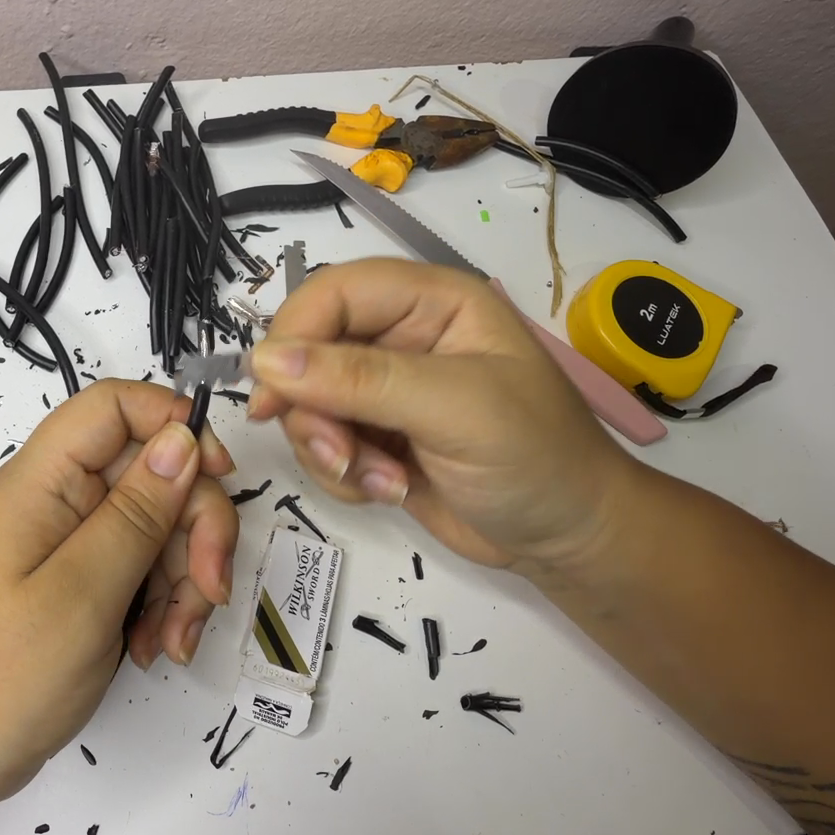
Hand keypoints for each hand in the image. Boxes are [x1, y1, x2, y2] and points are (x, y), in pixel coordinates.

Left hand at [0, 379, 237, 818]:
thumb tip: (183, 437)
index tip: (220, 473)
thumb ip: (136, 512)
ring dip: (184, 578)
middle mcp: (60, 497)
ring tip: (173, 641)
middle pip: (153, 469)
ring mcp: (73, 539)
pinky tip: (158, 647)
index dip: (174, 421)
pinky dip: (165, 603)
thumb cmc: (2, 677)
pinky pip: (145, 565)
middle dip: (194, 526)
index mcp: (41, 480)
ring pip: (160, 521)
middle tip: (210, 592)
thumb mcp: (81, 593)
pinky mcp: (86, 576)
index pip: (113, 405)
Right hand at [247, 258, 642, 570]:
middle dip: (312, 410)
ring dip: (329, 449)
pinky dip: (341, 474)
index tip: (271, 396)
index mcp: (431, 301)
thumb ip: (361, 380)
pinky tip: (388, 490)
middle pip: (308, 350)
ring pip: (305, 402)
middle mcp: (399, 335)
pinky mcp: (372, 433)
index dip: (294, 334)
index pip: (335, 293)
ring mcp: (382, 388)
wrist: (569, 540)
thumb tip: (266, 361)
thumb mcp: (455, 409)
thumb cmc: (535, 458)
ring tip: (382, 482)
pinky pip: (319, 442)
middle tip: (338, 455)